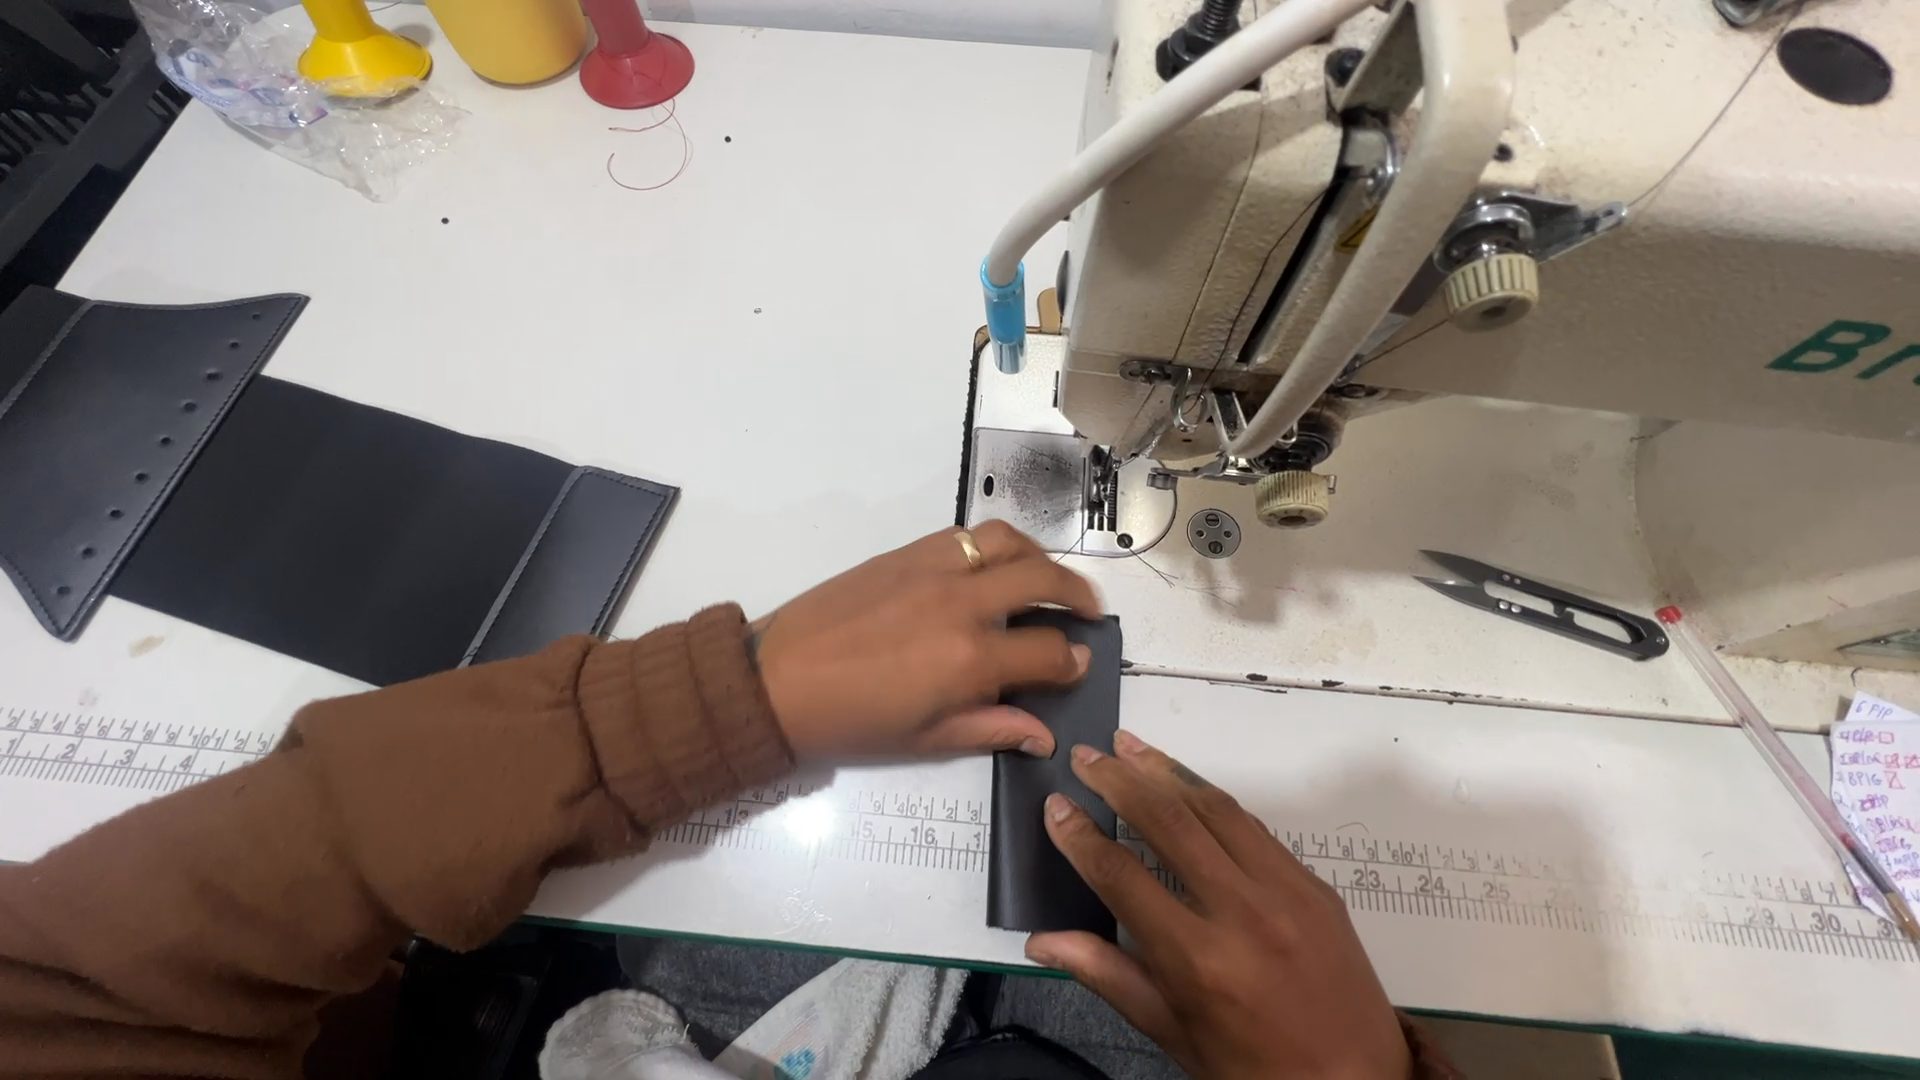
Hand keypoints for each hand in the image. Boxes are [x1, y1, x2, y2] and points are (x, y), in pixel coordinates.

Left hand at [752, 521, 1101, 760]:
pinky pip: (965, 534)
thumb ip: (993, 728)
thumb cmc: (853, 722)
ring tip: (1046, 576)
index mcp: (971, 659)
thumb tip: (1044, 735)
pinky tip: (991, 565)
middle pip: (1044, 579)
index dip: (1072, 661)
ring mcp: (934, 568)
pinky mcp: (907, 551)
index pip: (1048, 651)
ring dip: (1039, 556)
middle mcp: (963, 603)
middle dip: (1079, 594)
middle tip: (1087, 611)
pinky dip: (992, 544)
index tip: (1076, 665)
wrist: (779, 680)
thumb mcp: (927, 740)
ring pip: (1008, 541)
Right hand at [1027, 732, 1408, 1079]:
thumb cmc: (1250, 1069)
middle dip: (1118, 781)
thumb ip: (1105, 974)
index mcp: (1197, 960)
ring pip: (1213, 808)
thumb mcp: (1171, 1031)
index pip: (1121, 877)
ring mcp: (1284, 891)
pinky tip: (1183, 781)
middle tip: (1085, 755)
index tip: (1055, 806)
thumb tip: (1038, 940)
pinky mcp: (1312, 883)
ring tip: (1127, 745)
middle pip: (1167, 823)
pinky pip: (1252, 825)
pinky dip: (1209, 796)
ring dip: (1165, 770)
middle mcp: (1241, 913)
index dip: (1080, 838)